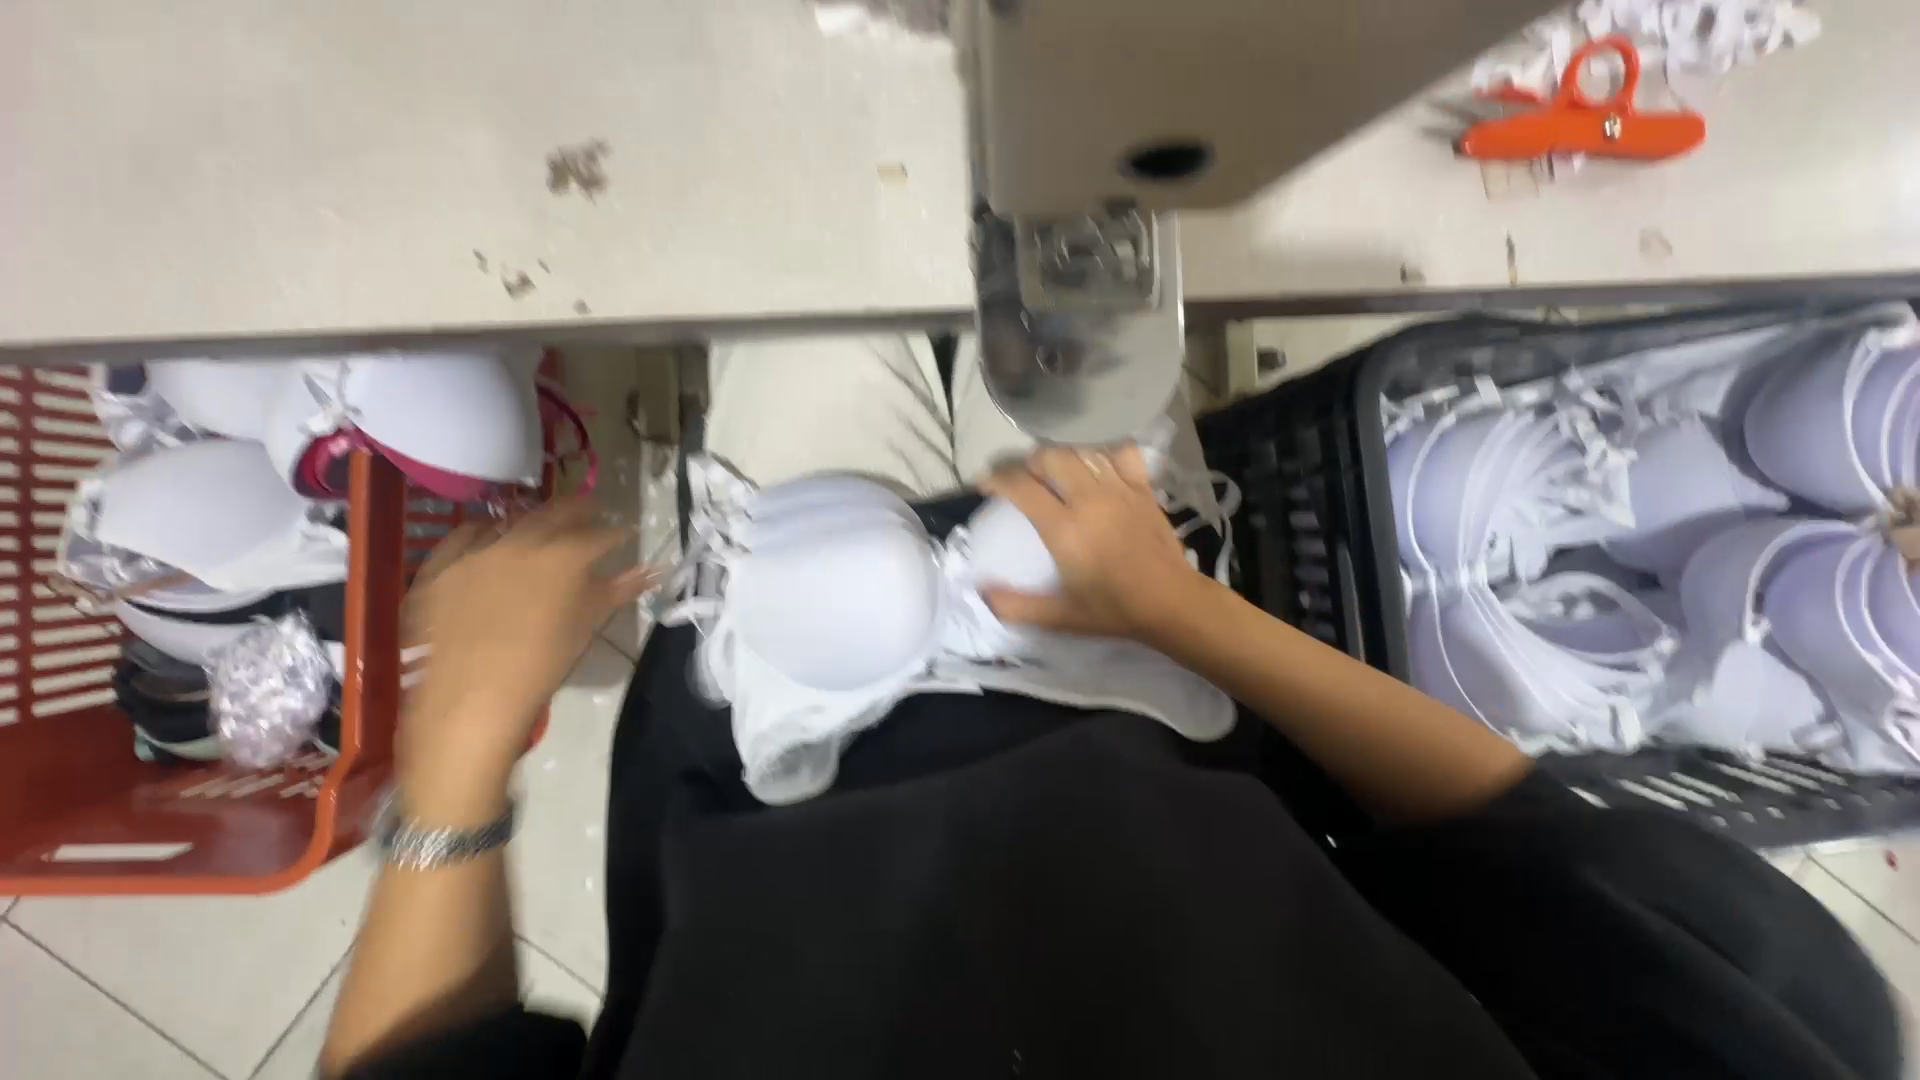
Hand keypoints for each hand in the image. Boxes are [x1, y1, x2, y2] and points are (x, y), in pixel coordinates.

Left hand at [400, 498, 654, 804]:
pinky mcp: (440, 567)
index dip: (616, 533)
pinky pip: (464, 535)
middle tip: (592, 513)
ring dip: (534, 521)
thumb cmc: (540, 667)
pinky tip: (491, 540)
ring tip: (545, 529)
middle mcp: (519, 543)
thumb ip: (618, 590)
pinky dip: (484, 532)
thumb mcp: (585, 625)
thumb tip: (653, 570)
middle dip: (578, 512)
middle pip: (555, 514)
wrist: (470, 701)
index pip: (599, 534)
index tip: (626, 533)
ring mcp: (474, 552)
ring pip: (511, 521)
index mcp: (563, 558)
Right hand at [978, 445, 1207, 641]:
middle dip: (1029, 463)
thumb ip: (1015, 606)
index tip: (985, 485)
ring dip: (1062, 458)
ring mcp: (1120, 490)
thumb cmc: (1114, 611)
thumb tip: (981, 592)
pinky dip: (1105, 454)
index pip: (1021, 486)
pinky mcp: (1144, 489)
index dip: (996, 479)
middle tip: (1024, 481)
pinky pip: (1121, 453)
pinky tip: (1098, 468)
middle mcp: (1090, 500)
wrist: (1172, 604)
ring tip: (1056, 474)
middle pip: (1050, 457)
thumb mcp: (1059, 617)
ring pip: (1082, 451)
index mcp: (1065, 529)